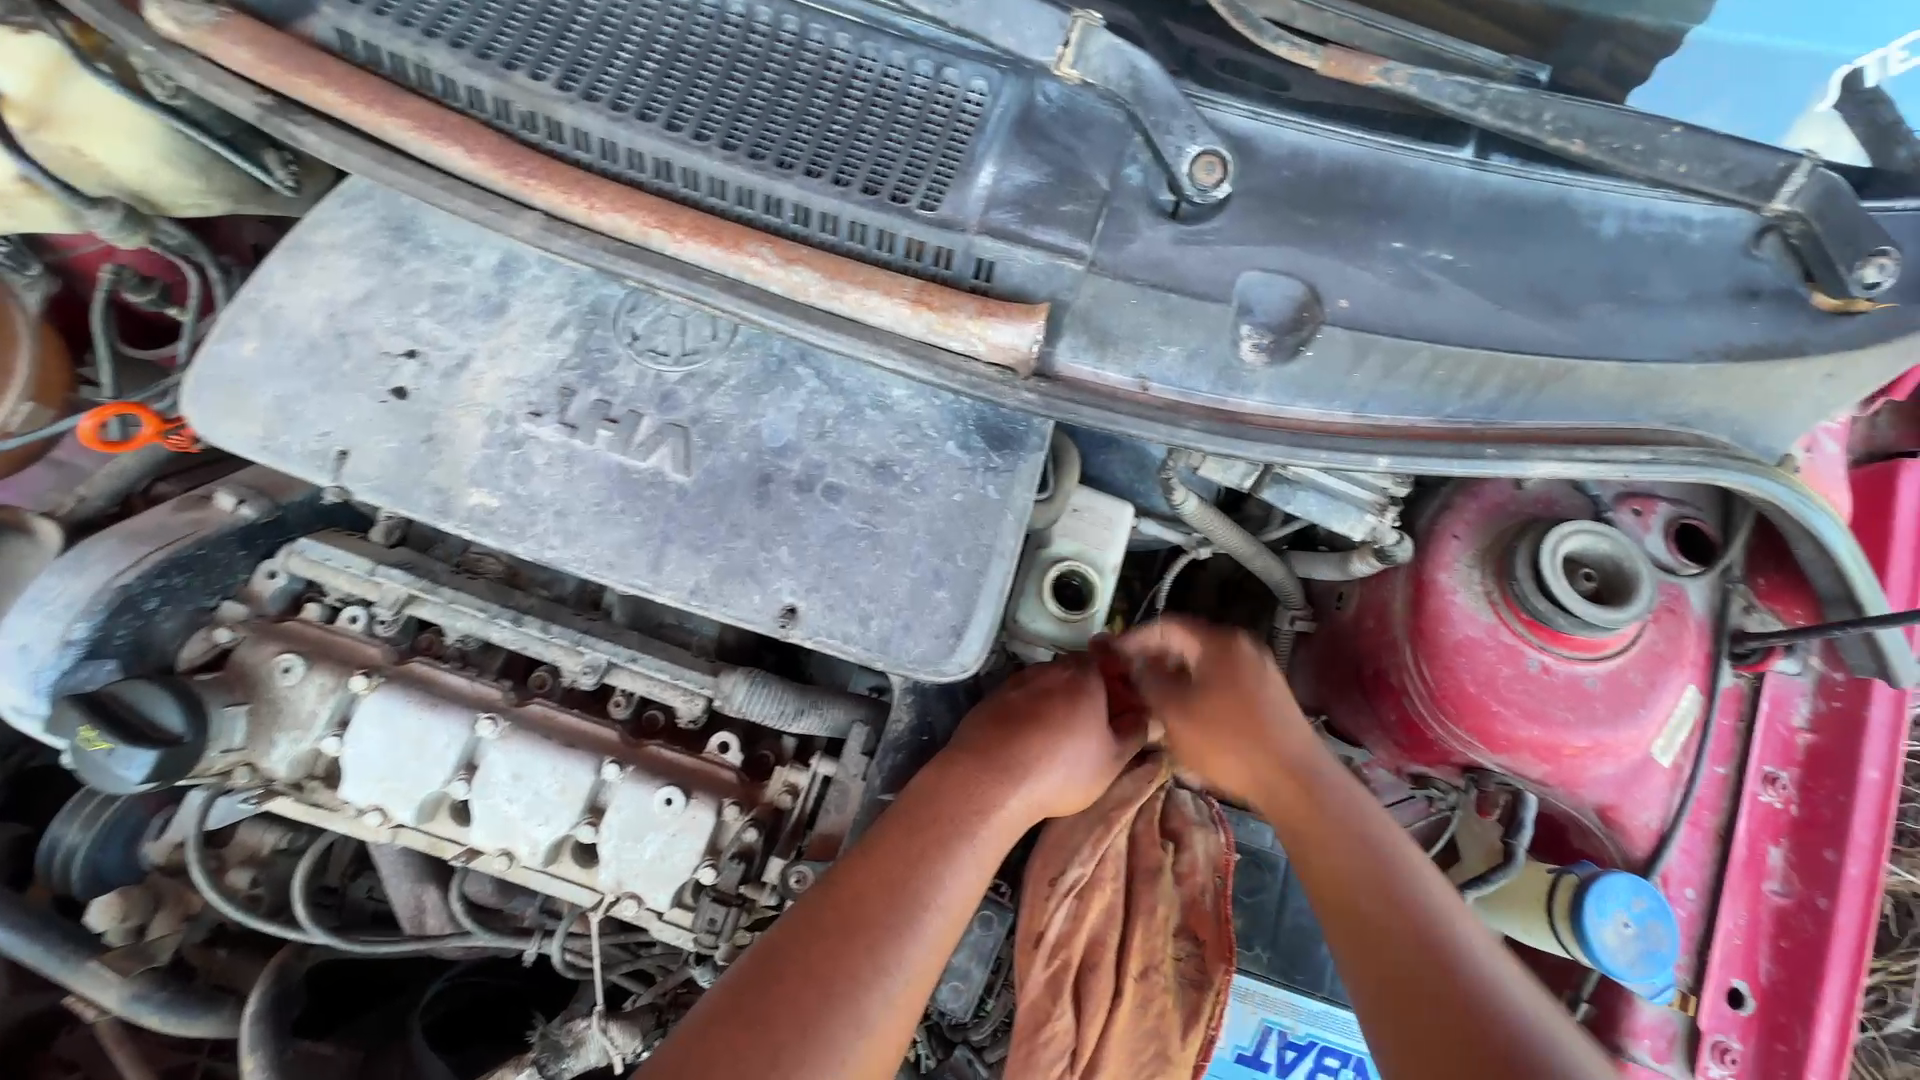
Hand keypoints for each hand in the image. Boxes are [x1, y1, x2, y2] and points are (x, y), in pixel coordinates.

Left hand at [933, 656, 1144, 823]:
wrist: (989, 779)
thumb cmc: (1061, 768)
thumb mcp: (1112, 759)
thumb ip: (1134, 732)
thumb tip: (1145, 718)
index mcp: (1084, 675)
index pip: (1109, 661)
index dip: (1119, 682)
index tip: (1124, 707)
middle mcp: (1049, 669)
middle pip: (1076, 672)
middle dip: (1089, 693)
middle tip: (1097, 725)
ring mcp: (1016, 682)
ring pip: (1047, 686)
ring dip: (1058, 703)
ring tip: (1063, 738)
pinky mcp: (991, 700)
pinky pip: (1020, 701)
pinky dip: (1030, 715)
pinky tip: (1030, 742)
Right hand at [1110, 616, 1318, 802]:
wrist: (1295, 780)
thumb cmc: (1228, 742)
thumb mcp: (1174, 711)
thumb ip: (1148, 680)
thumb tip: (1137, 663)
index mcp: (1219, 642)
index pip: (1167, 625)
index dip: (1135, 638)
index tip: (1113, 655)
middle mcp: (1242, 647)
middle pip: (1188, 642)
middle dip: (1155, 658)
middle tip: (1129, 678)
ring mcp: (1260, 670)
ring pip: (1206, 664)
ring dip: (1176, 676)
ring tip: (1153, 699)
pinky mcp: (1268, 694)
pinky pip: (1223, 680)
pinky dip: (1199, 689)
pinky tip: (1187, 714)